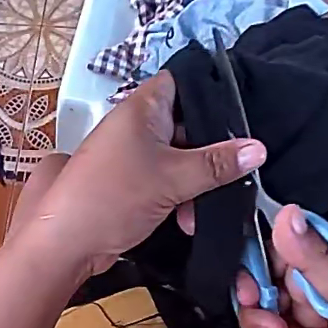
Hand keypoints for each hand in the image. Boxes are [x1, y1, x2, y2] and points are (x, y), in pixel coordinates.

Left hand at [15, 71, 264, 280]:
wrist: (69, 243)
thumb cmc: (113, 197)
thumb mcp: (174, 178)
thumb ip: (217, 164)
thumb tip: (258, 149)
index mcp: (142, 109)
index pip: (182, 84)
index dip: (210, 95)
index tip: (240, 117)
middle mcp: (136, 127)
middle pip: (185, 127)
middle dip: (210, 153)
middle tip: (232, 173)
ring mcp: (132, 157)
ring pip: (178, 160)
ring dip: (196, 184)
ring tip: (203, 210)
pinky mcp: (130, 186)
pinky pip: (165, 183)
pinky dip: (179, 199)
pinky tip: (187, 221)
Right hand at [236, 204, 327, 327]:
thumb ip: (314, 256)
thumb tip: (285, 211)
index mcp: (326, 259)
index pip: (272, 253)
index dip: (252, 270)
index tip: (248, 290)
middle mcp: (313, 286)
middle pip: (259, 291)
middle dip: (261, 311)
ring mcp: (309, 321)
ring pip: (265, 324)